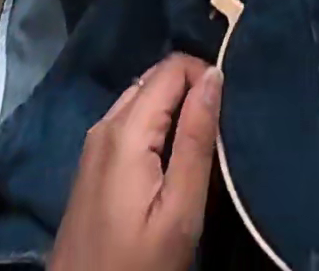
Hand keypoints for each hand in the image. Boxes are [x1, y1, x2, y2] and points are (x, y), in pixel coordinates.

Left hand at [50, 54, 222, 270]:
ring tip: (199, 143)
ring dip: (176, 106)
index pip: (172, 67)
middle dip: (192, 89)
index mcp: (125, 129)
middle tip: (217, 129)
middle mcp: (105, 123)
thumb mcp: (179, 211)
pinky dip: (157, 123)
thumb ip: (196, 138)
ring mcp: (94, 143)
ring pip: (144, 96)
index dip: (205, 76)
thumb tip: (214, 75)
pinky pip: (131, 119)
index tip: (226, 112)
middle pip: (156, 78)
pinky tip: (172, 157)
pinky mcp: (92, 162)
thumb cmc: (137, 266)